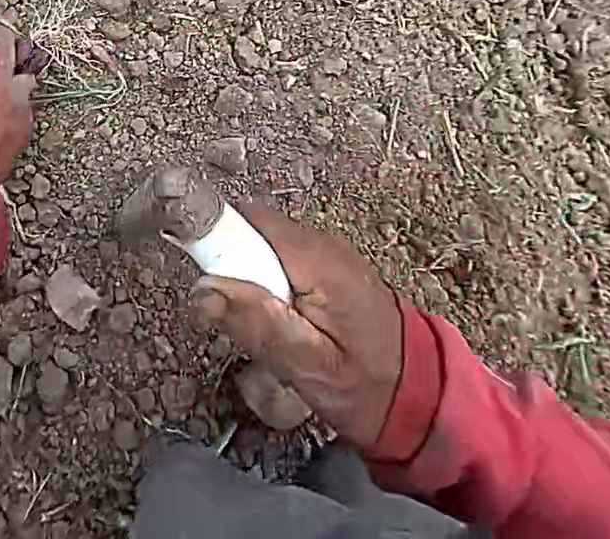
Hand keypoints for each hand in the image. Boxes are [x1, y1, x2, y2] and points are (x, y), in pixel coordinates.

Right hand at [192, 204, 402, 446]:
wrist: (417, 390)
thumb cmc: (365, 384)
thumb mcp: (308, 366)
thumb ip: (259, 325)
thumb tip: (204, 292)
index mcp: (314, 258)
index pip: (248, 220)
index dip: (214, 233)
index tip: (192, 266)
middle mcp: (320, 242)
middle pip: (253, 230)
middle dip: (230, 264)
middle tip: (232, 316)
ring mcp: (325, 250)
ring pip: (264, 245)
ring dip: (248, 276)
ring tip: (259, 325)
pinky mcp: (326, 265)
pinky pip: (281, 259)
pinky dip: (267, 281)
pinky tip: (279, 320)